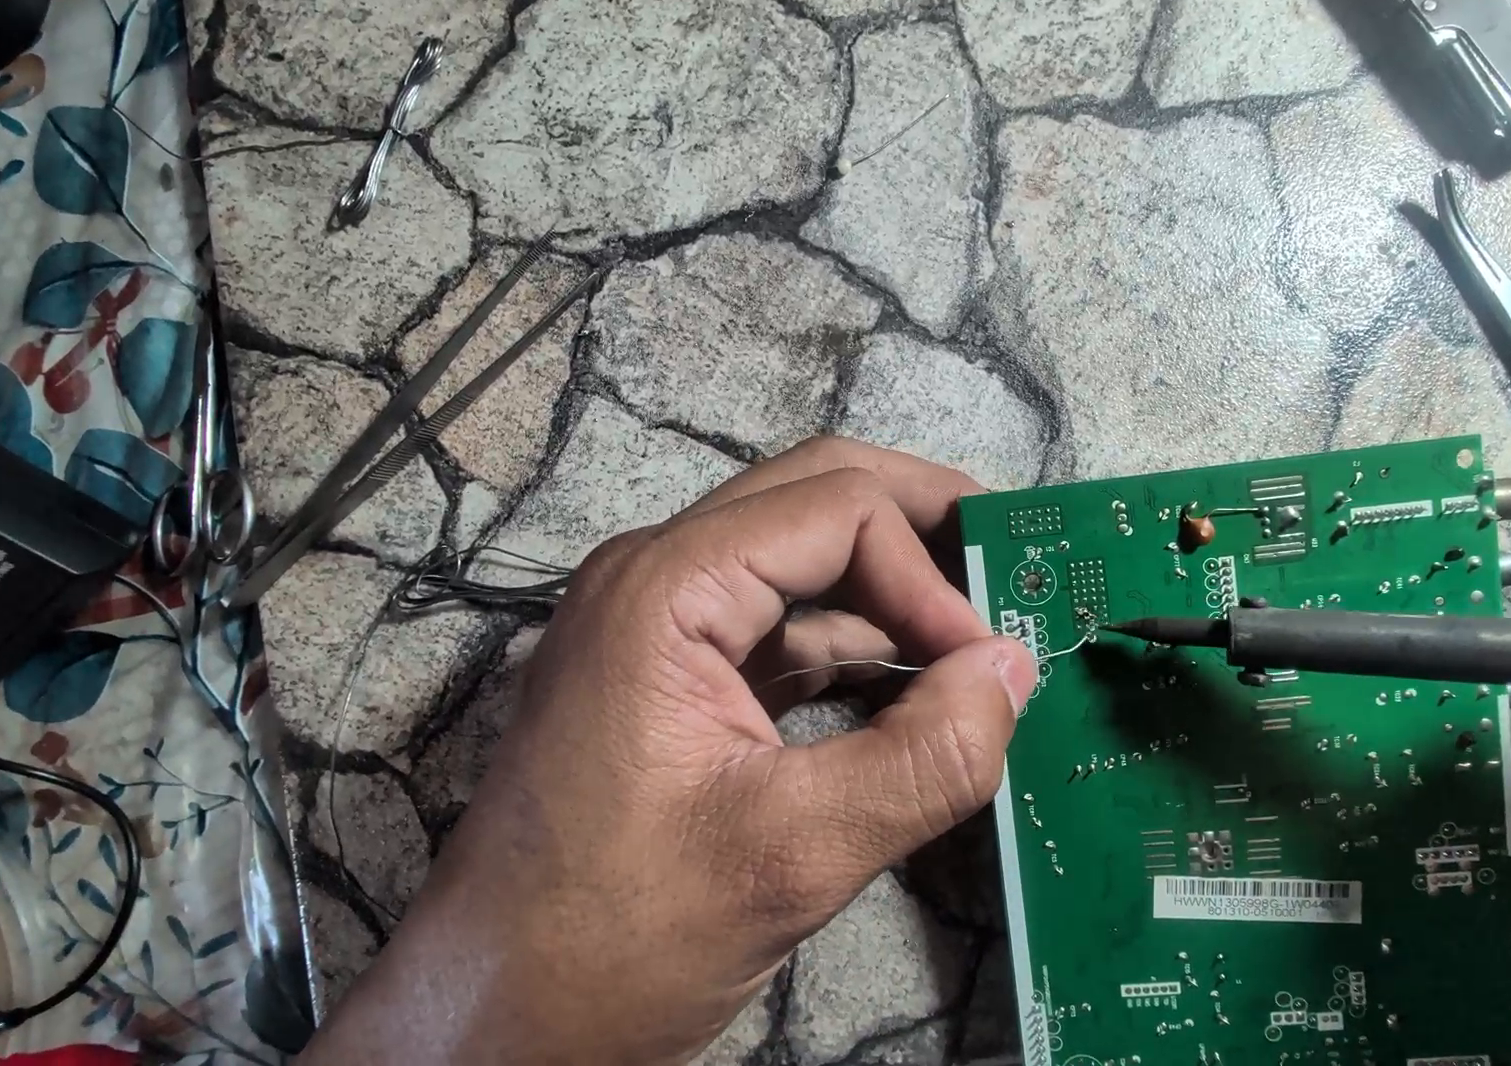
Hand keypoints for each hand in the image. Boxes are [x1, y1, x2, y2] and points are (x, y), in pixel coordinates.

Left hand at [298, 437, 1037, 1064]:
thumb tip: (1015, 668)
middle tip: (1005, 553)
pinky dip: (859, 641)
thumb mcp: (789, 855)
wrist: (494, 1020)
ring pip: (804, 557)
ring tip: (976, 624)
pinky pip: (786, 625)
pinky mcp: (680, 673)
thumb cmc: (616, 937)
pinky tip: (915, 681)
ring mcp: (665, 621)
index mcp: (667, 585)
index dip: (927, 571)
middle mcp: (660, 574)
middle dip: (918, 521)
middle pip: (814, 496)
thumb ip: (921, 759)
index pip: (836, 510)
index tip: (988, 658)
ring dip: (892, 585)